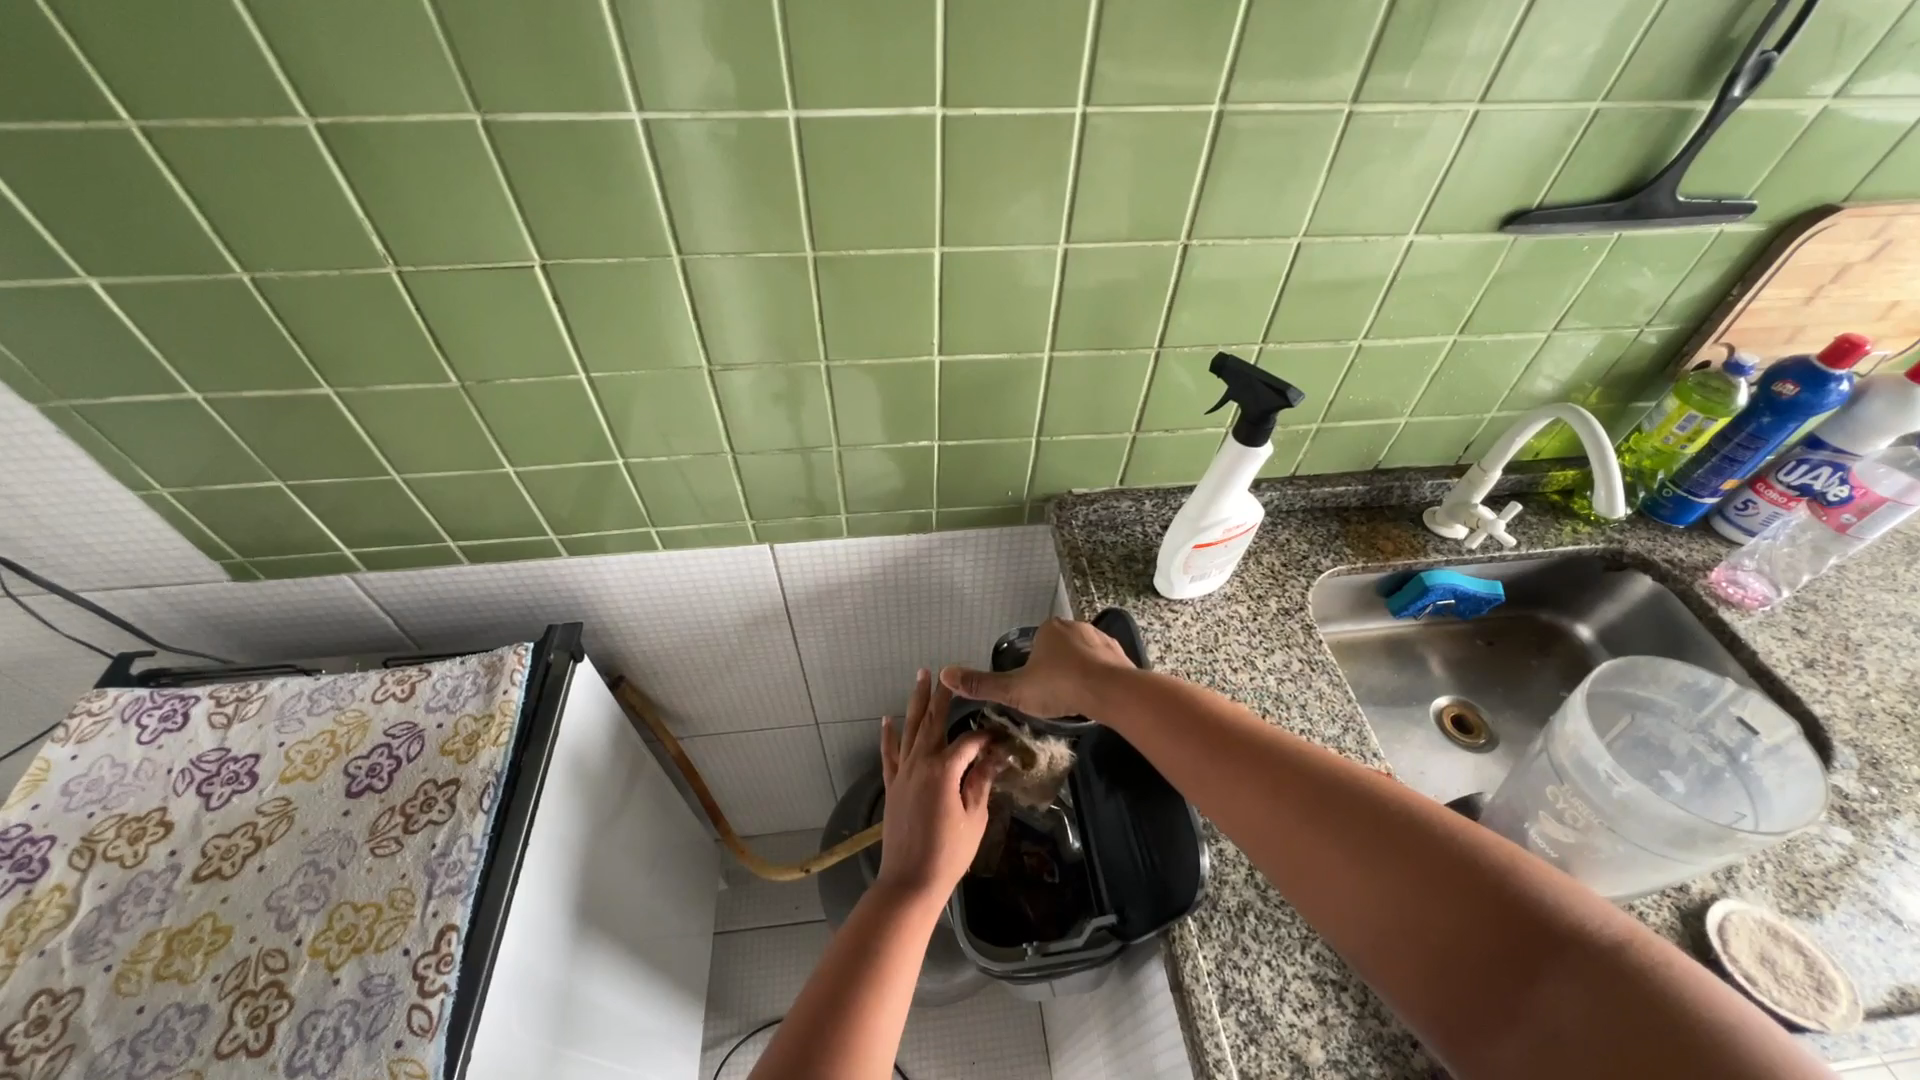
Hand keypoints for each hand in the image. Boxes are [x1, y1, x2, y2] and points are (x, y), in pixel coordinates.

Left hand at [877, 670, 1002, 904]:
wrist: (911, 880)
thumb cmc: (950, 853)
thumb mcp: (974, 817)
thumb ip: (981, 782)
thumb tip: (996, 756)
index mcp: (944, 770)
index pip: (969, 742)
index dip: (986, 737)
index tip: (1001, 737)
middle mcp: (920, 763)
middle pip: (933, 723)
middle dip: (940, 696)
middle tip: (945, 672)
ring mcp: (903, 773)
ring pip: (910, 730)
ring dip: (915, 703)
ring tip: (920, 678)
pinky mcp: (892, 785)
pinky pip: (889, 753)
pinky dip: (889, 735)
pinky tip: (887, 718)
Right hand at [939, 617, 1133, 720]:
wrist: (1109, 692)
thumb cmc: (1058, 687)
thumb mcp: (1014, 690)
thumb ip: (981, 684)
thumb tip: (944, 674)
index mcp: (1048, 629)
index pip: (1036, 642)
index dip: (1034, 665)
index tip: (1036, 687)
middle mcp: (1075, 626)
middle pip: (1060, 647)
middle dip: (1058, 667)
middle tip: (1055, 695)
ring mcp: (1100, 638)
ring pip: (1084, 654)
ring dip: (1080, 671)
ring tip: (1076, 697)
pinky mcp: (1120, 653)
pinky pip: (1105, 664)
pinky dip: (1100, 676)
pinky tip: (1097, 695)